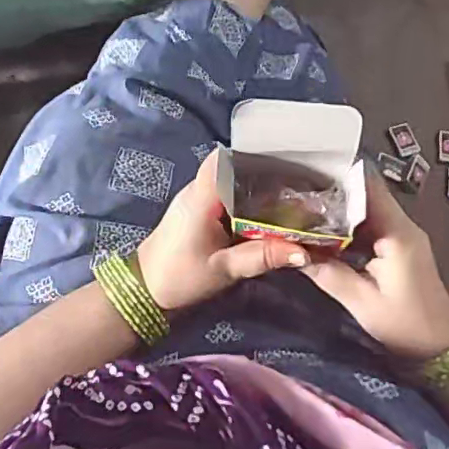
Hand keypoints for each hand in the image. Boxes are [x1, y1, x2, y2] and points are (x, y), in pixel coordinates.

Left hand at [135, 150, 309, 312]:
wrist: (145, 291)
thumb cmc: (179, 277)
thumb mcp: (224, 269)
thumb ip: (263, 256)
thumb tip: (304, 252)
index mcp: (201, 197)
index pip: (225, 160)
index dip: (254, 157)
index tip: (285, 166)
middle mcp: (198, 190)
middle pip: (233, 168)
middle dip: (264, 175)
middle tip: (297, 187)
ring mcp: (197, 199)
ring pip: (232, 182)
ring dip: (257, 190)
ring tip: (290, 199)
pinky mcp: (199, 212)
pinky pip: (227, 197)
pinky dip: (247, 202)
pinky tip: (268, 215)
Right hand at [302, 173, 448, 359]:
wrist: (441, 347)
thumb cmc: (404, 323)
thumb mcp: (360, 301)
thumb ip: (327, 271)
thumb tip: (293, 250)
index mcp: (396, 233)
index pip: (367, 188)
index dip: (337, 179)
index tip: (306, 177)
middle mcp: (402, 226)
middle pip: (365, 196)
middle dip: (331, 195)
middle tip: (295, 196)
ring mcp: (403, 236)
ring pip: (366, 211)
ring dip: (337, 212)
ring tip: (302, 212)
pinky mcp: (399, 247)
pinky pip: (370, 227)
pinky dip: (347, 227)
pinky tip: (323, 234)